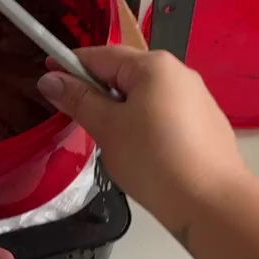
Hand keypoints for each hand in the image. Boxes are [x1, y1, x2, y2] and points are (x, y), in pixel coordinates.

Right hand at [37, 46, 248, 227]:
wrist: (212, 202)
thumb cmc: (153, 159)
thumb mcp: (107, 128)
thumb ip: (78, 99)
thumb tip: (50, 79)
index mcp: (153, 65)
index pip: (101, 56)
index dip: (71, 66)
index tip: (46, 77)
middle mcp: (179, 73)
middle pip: (125, 75)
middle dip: (99, 93)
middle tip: (81, 122)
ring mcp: (197, 98)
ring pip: (145, 97)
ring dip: (123, 112)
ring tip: (114, 145)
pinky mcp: (206, 123)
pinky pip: (165, 115)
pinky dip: (146, 126)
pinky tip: (145, 154)